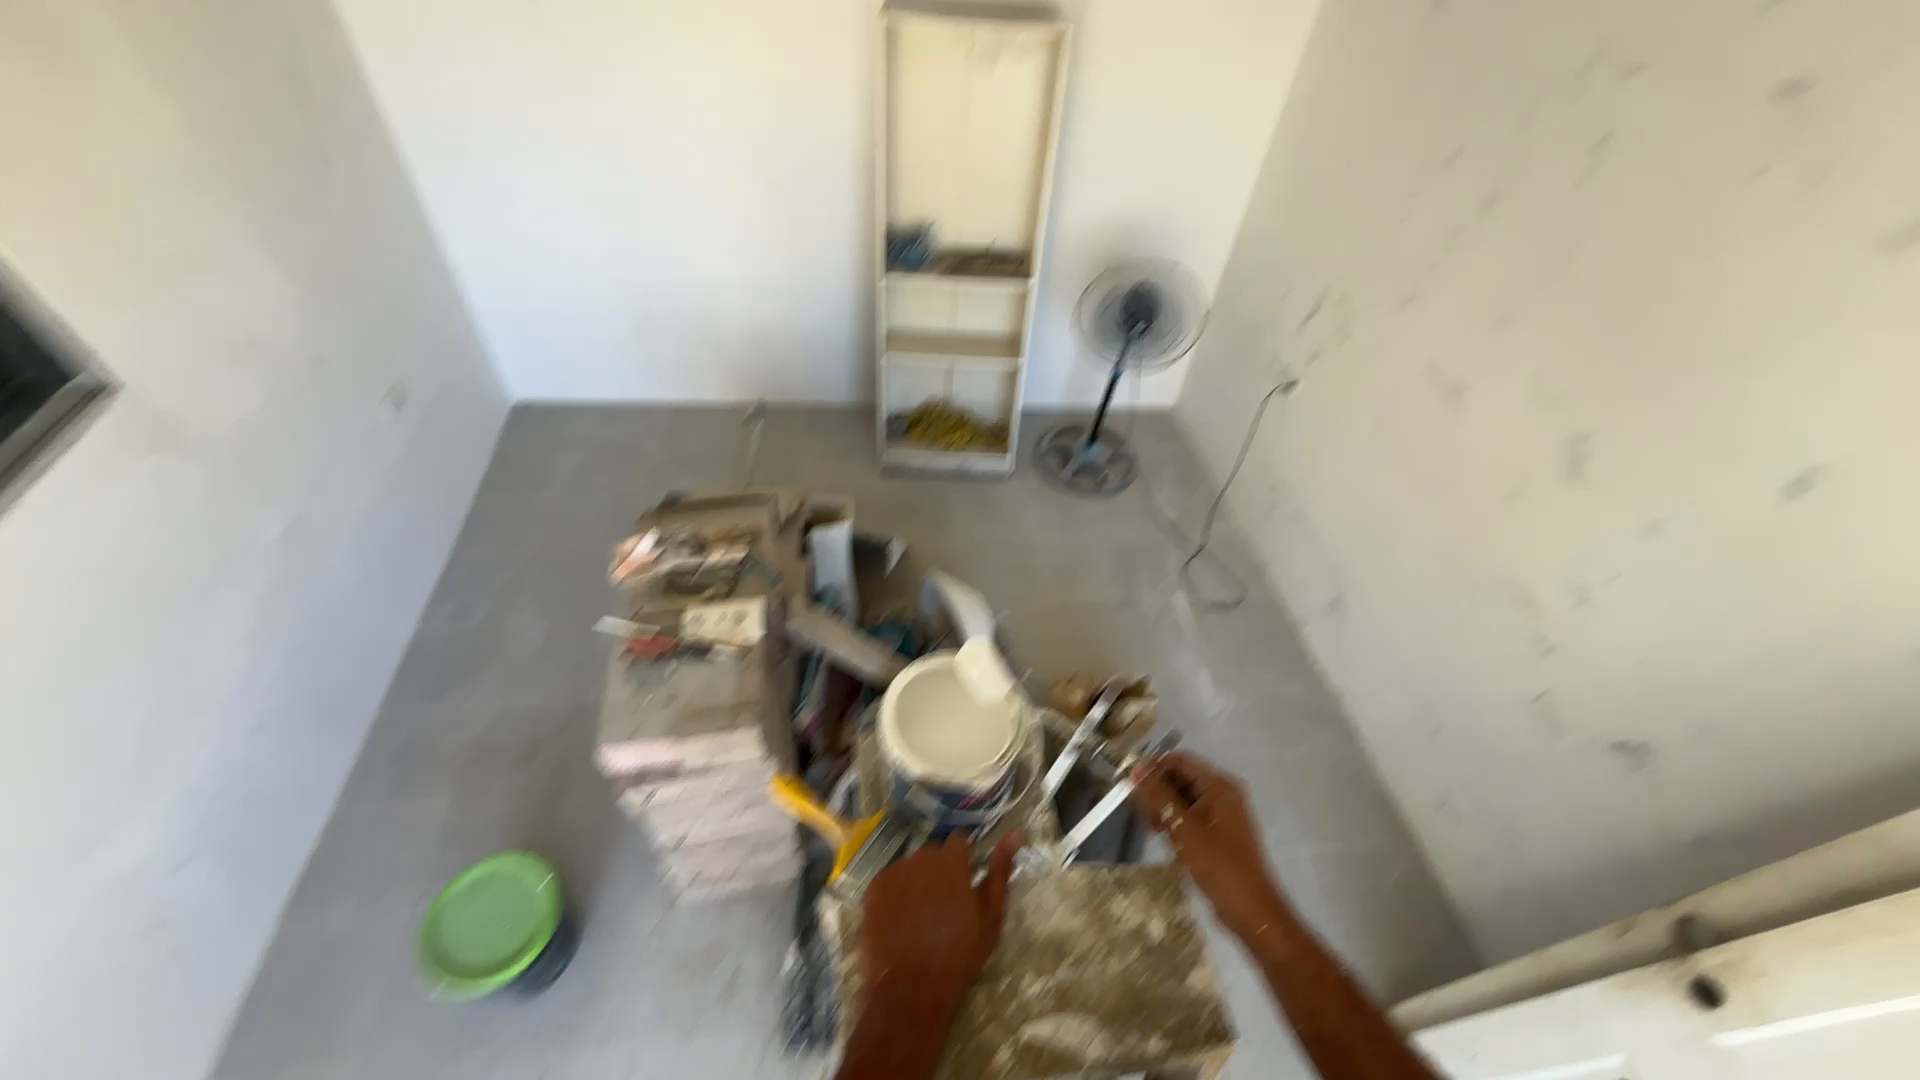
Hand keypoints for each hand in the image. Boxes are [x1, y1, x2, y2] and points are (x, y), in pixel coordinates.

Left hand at [860, 832, 1016, 1002]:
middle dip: (940, 870)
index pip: (959, 840)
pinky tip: (901, 920)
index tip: (966, 878)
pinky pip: (890, 881)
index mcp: (951, 861)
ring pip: (911, 867)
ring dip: (917, 881)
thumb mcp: (990, 916)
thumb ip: (1000, 871)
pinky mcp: (873, 889)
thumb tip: (1014, 832)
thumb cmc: (958, 955)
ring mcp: (893, 872)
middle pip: (933, 854)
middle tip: (945, 903)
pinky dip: (896, 894)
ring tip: (921, 915)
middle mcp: (920, 857)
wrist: (911, 989)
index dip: (964, 857)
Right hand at [1132, 752, 1286, 938]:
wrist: (1250, 910)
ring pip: (1183, 802)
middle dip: (1158, 793)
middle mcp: (1223, 795)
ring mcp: (1222, 816)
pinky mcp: (1218, 836)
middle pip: (1182, 780)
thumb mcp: (1183, 828)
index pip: (1181, 761)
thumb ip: (1159, 796)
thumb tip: (1136, 768)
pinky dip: (1176, 827)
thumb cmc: (1218, 864)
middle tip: (1139, 812)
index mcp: (1220, 786)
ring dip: (1165, 812)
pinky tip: (1167, 844)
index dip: (1154, 767)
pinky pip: (1190, 820)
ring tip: (1152, 831)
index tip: (1129, 781)